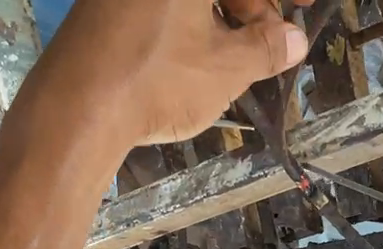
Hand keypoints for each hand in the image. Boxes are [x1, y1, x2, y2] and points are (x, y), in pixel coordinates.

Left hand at [33, 0, 311, 146]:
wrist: (80, 104)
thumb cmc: (160, 78)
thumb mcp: (227, 68)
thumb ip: (266, 49)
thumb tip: (295, 38)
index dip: (279, 2)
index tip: (302, 11)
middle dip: (249, 10)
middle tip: (268, 47)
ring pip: (189, 0)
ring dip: (221, 20)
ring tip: (236, 63)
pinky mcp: (106, 5)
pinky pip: (163, 8)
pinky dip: (189, 25)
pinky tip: (197, 61)